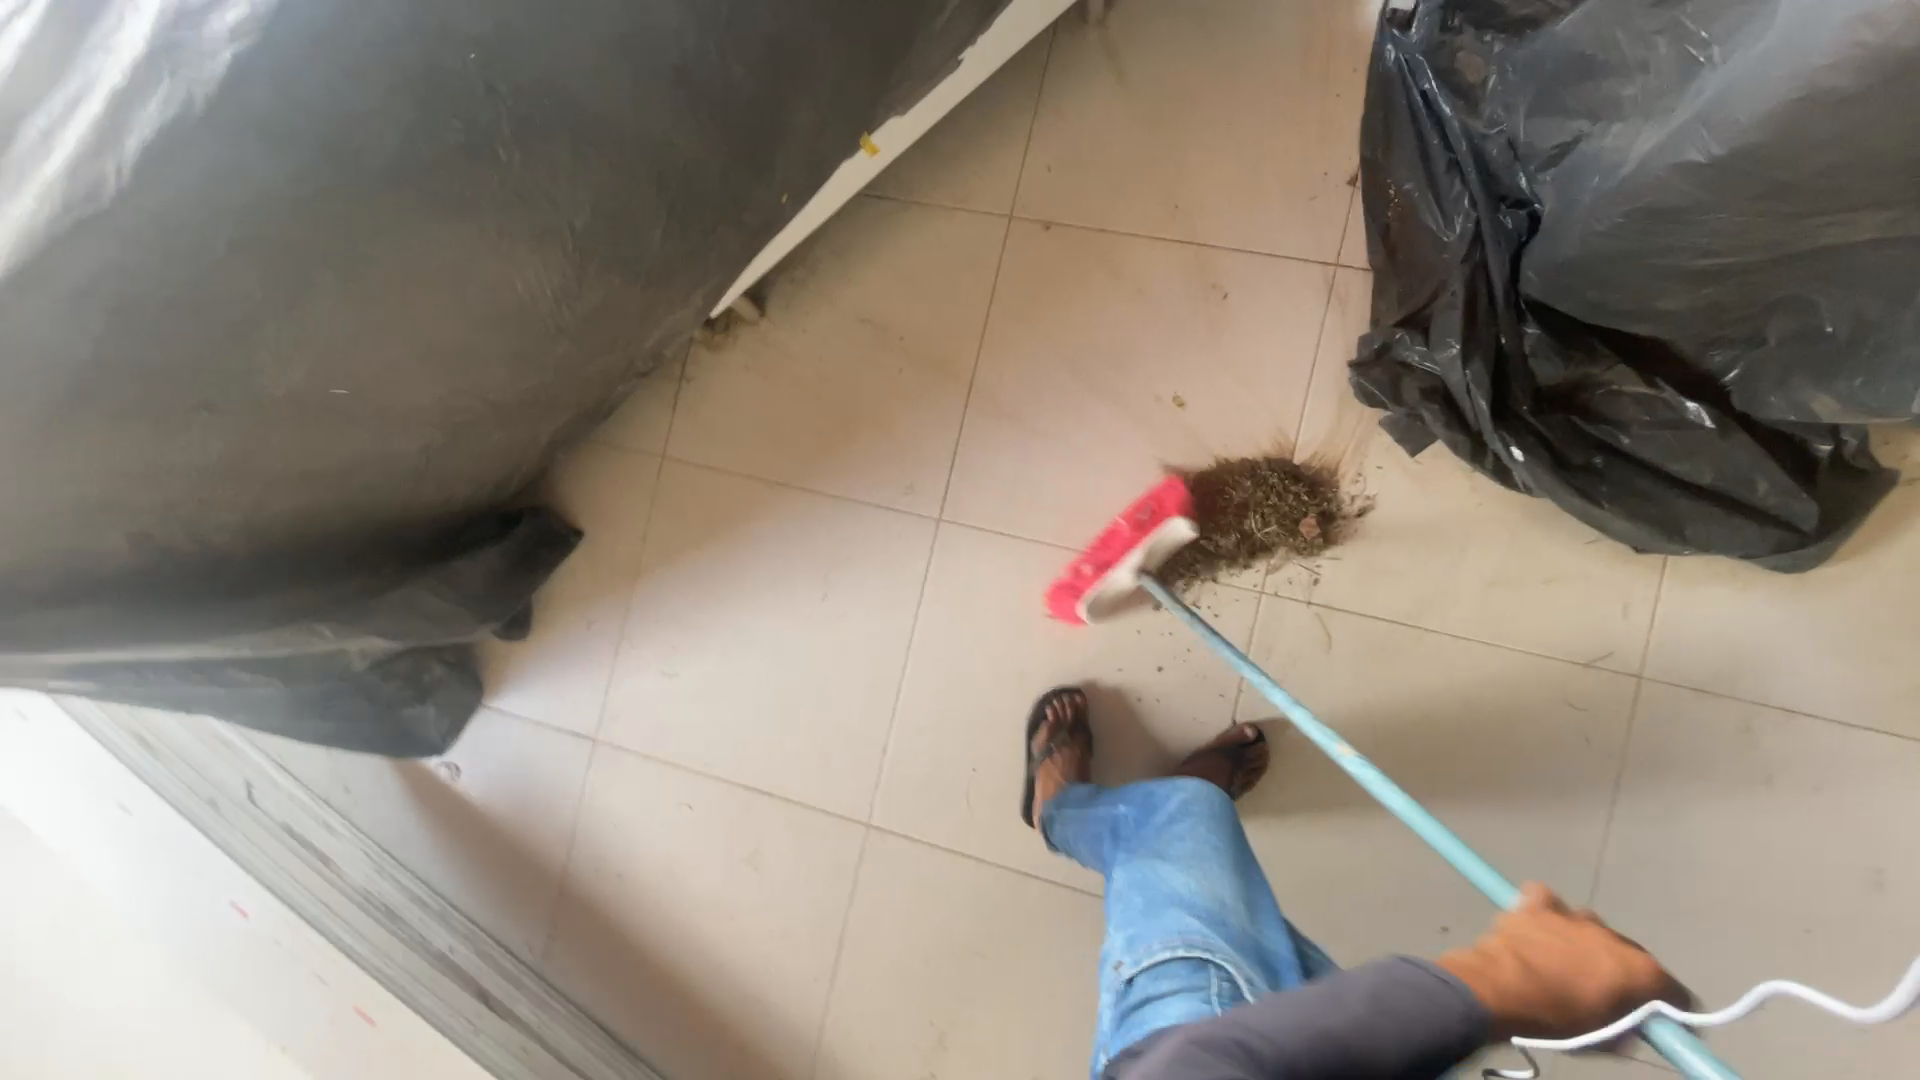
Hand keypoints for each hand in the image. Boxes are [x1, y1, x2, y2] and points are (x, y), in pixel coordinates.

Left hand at [1437, 883, 1691, 1041]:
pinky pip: (1545, 898)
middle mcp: (1612, 936)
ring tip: (1565, 956)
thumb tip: (1635, 1019)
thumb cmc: (1558, 1018)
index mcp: (1640, 970)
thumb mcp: (1606, 1036)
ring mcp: (1572, 916)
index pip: (1673, 991)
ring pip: (1589, 924)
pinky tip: (1539, 922)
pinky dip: (1545, 909)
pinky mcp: (1535, 904)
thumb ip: (1629, 1023)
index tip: (1656, 1018)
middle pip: (1629, 953)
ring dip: (1583, 940)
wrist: (1501, 987)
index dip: (1668, 1007)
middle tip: (1603, 988)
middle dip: (1622, 970)